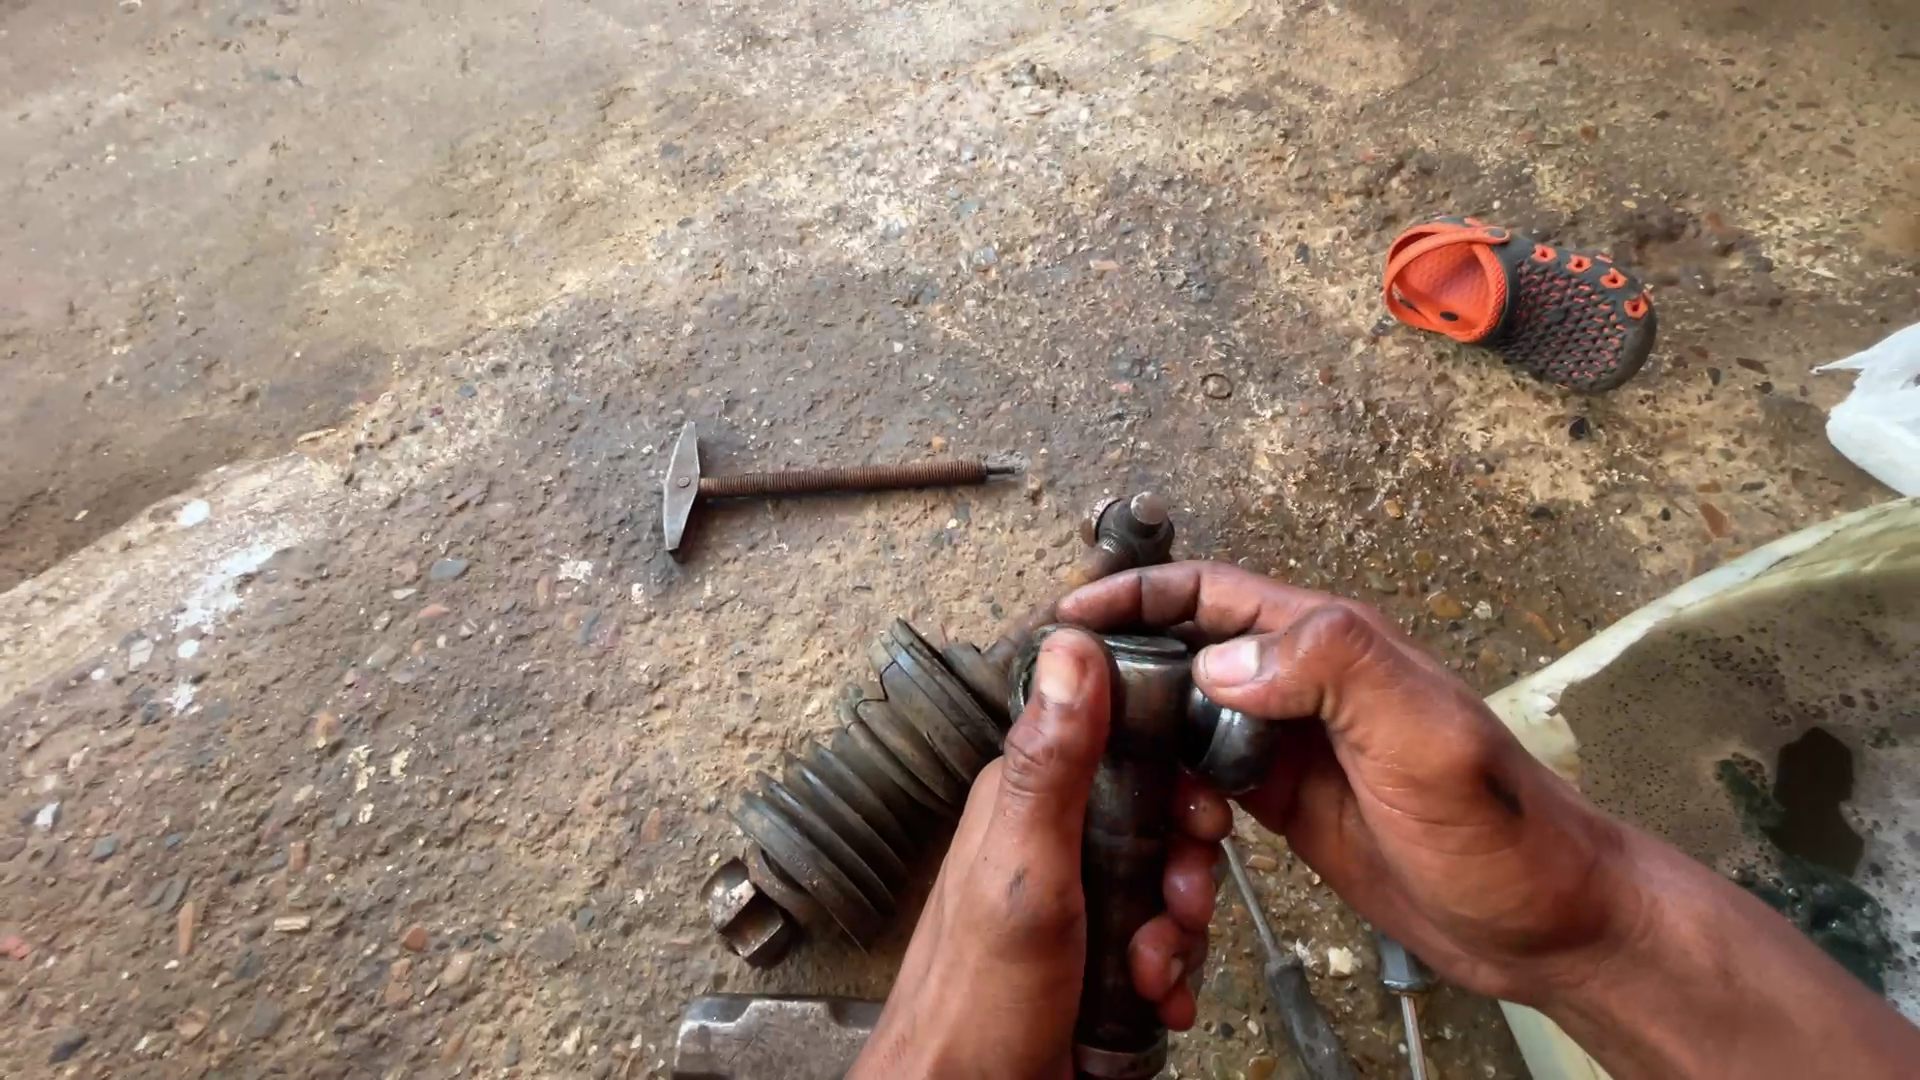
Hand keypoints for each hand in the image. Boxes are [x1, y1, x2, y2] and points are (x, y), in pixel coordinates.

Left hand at [849, 629, 1227, 1079]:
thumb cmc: (981, 991)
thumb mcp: (1027, 864)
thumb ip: (1050, 760)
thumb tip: (1071, 646)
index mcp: (1025, 791)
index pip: (1114, 736)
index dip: (1169, 766)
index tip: (1196, 808)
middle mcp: (1048, 829)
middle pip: (1150, 809)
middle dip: (1182, 859)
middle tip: (1181, 901)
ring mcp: (1072, 886)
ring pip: (1161, 872)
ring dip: (1177, 923)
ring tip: (1155, 965)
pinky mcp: (1093, 939)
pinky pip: (1156, 929)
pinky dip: (1169, 963)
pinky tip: (1155, 993)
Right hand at [1058, 561, 1641, 1003]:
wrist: (1540, 925)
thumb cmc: (1499, 827)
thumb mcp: (1426, 734)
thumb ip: (1333, 668)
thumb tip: (1217, 665)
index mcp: (1321, 642)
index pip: (1206, 592)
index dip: (1135, 593)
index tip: (1073, 613)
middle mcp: (1291, 678)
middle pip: (1180, 642)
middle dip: (1120, 654)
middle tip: (1065, 686)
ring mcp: (1276, 734)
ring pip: (1179, 707)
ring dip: (1139, 726)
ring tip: (1104, 754)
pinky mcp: (1270, 787)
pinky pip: (1196, 767)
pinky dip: (1167, 780)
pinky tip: (1159, 808)